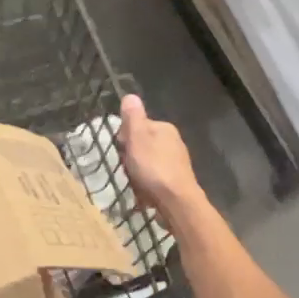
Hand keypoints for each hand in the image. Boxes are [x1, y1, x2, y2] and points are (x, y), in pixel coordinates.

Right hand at [117, 94, 204, 217]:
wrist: (177, 201)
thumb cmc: (154, 168)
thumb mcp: (138, 138)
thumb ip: (133, 117)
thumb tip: (130, 96)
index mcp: (164, 128)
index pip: (137, 126)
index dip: (125, 139)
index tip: (122, 151)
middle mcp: (173, 142)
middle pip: (142, 146)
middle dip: (131, 159)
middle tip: (129, 170)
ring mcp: (177, 162)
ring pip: (147, 164)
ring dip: (138, 174)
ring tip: (136, 185)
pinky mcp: (177, 181)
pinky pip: (155, 179)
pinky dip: (147, 186)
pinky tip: (144, 195)